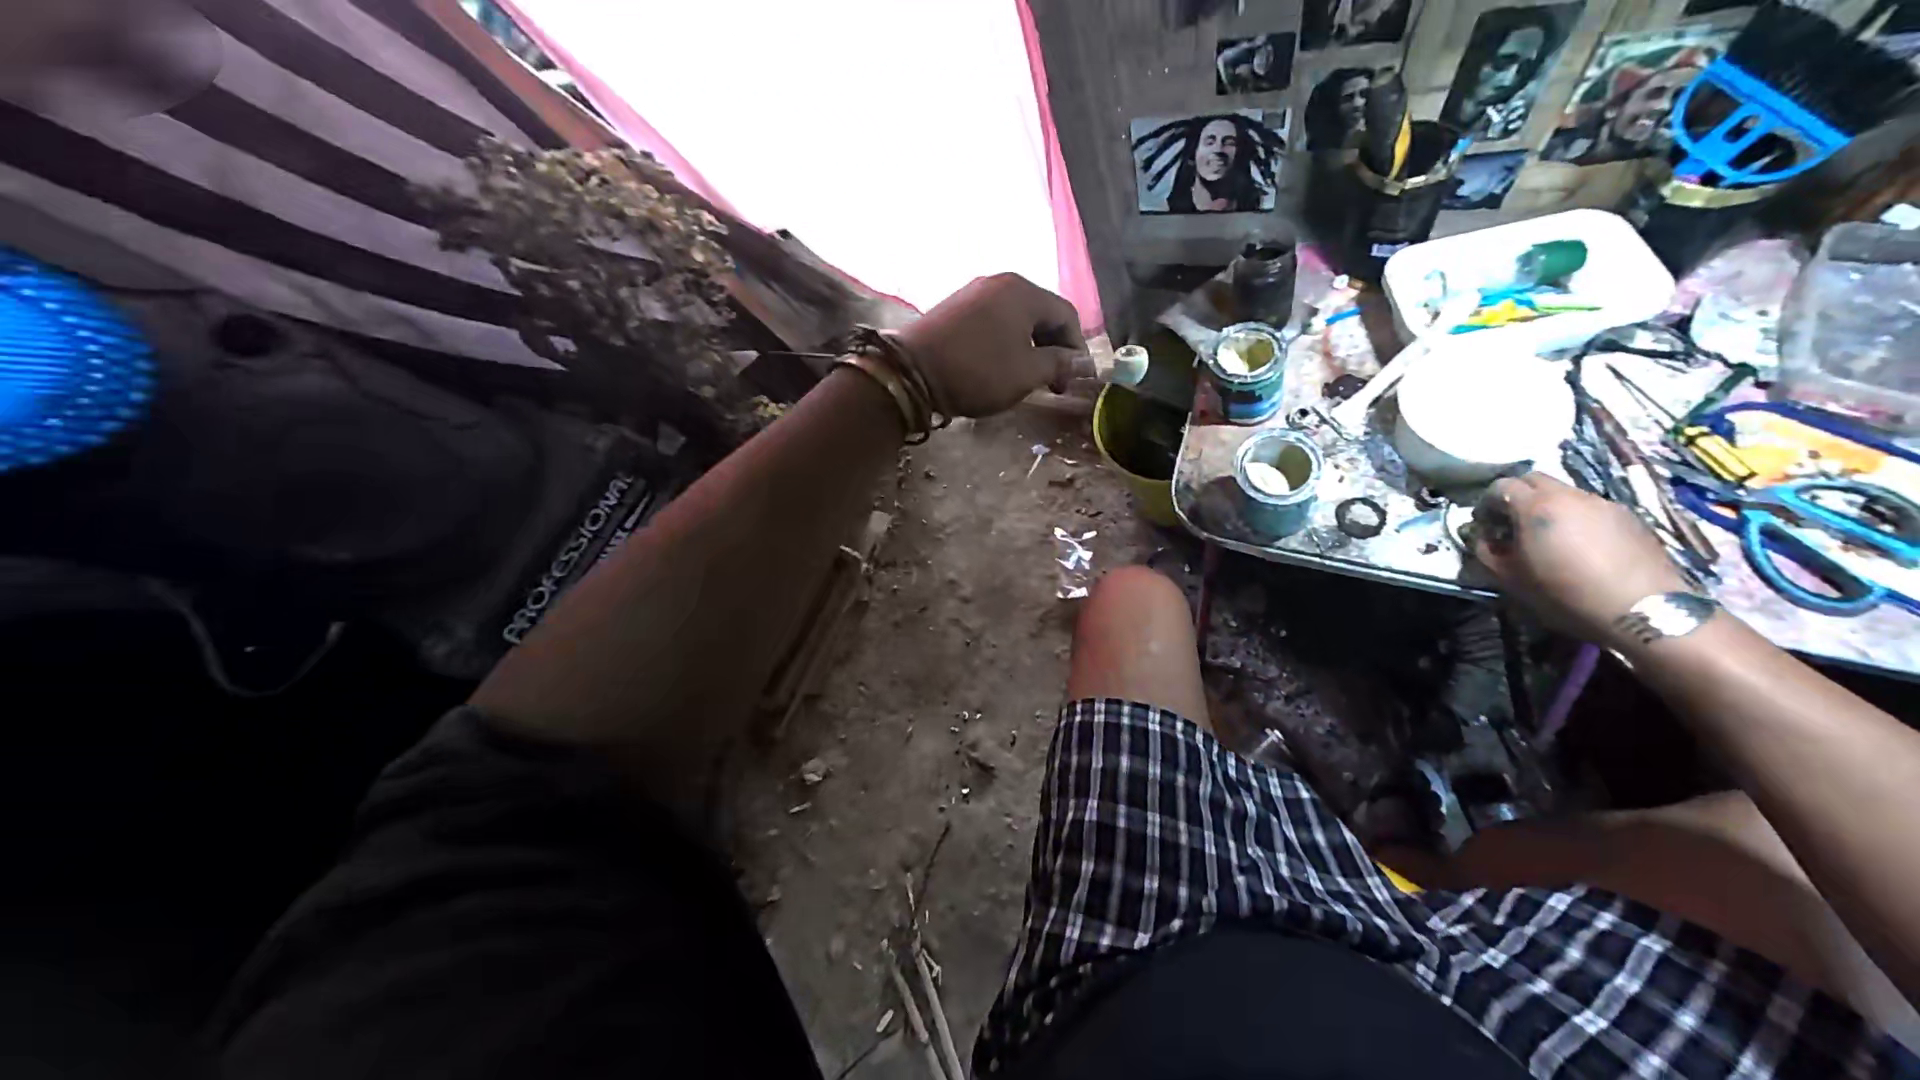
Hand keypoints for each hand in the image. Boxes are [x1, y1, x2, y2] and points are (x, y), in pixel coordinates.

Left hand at [896, 273, 1094, 417]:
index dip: (1076, 348)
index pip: (1066, 314)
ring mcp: (972, 292)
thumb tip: (1081, 362)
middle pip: (1040, 313)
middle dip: (1052, 347)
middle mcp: (999, 282)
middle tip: (1053, 381)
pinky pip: (991, 321)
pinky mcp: (953, 308)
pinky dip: (1004, 342)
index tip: (1073, 378)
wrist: (910, 372)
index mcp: (1023, 291)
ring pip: (1015, 318)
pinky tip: (999, 365)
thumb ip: (1059, 364)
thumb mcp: (1026, 373)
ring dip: (1028, 346)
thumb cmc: (977, 371)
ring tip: (1027, 377)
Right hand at [1471, 472, 1688, 645]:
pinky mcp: (1631, 518)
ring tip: (1551, 537)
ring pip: (1566, 493)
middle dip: (1518, 495)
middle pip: (1535, 479)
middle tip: (1513, 523)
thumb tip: (1481, 538)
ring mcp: (1605, 504)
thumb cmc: (1565, 594)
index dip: (1486, 502)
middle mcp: (1571, 496)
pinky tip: (1582, 546)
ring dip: (1550, 507)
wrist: (1642, 610)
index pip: (1501, 486)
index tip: (1485, 524)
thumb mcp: (1509, 578)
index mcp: (1536, 507)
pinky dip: (1578, 518)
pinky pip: (1592, 509)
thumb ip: (1486, 551)